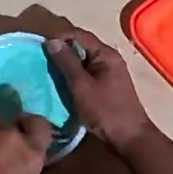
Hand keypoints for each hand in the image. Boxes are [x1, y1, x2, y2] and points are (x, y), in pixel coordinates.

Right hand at [47, 29, 155, 150]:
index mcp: (106, 54)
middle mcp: (109, 59)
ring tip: (49, 71)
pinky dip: (74, 74)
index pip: (79, 35)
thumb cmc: (105, 111)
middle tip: (43, 60)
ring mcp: (109, 72)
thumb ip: (67, 62)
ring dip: (67, 64)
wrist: (130, 139)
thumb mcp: (81, 86)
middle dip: (62, 51)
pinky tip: (63, 84)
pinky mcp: (107, 85)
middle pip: (82, 46)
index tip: (41, 47)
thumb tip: (52, 41)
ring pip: (83, 60)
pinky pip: (87, 72)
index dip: (59, 37)